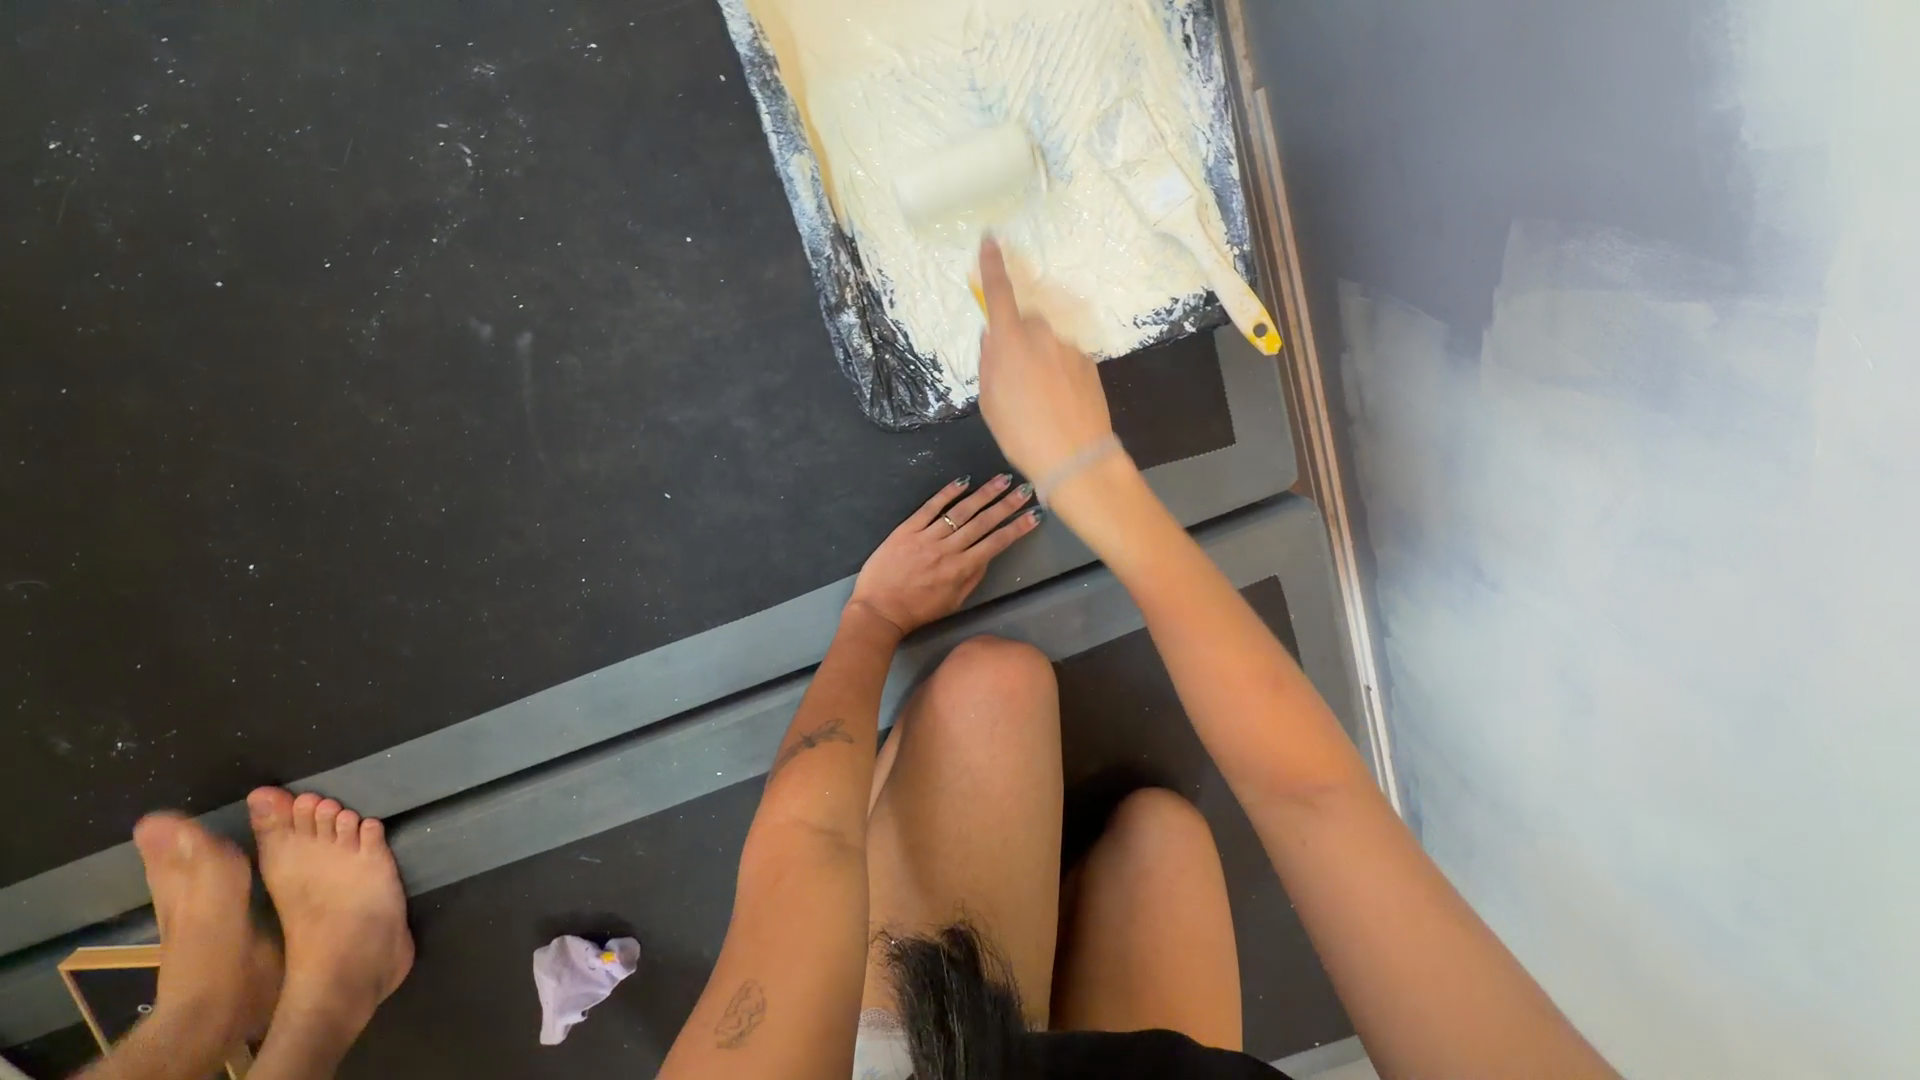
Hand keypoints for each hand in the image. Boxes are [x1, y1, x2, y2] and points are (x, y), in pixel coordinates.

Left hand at [847, 474, 1039, 635]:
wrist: (879, 610)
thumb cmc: (917, 611)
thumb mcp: (953, 602)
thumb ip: (972, 577)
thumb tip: (987, 555)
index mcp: (961, 569)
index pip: (996, 543)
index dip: (1017, 527)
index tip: (1034, 514)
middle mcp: (948, 550)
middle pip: (983, 522)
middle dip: (1007, 504)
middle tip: (1025, 489)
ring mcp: (927, 537)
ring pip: (961, 511)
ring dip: (984, 494)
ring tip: (1002, 480)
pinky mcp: (907, 529)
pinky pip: (930, 508)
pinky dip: (948, 494)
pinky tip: (963, 482)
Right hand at [976, 238, 1114, 480]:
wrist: (1075, 458)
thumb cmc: (1021, 434)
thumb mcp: (989, 403)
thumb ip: (989, 363)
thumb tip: (992, 338)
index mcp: (1010, 342)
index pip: (998, 293)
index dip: (992, 265)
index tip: (990, 240)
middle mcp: (1041, 336)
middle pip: (1024, 325)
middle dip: (1017, 343)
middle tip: (1014, 383)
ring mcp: (1068, 348)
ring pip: (1046, 345)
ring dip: (1040, 363)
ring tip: (1040, 403)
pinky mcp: (1088, 363)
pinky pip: (1065, 360)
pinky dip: (1059, 375)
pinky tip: (1060, 404)